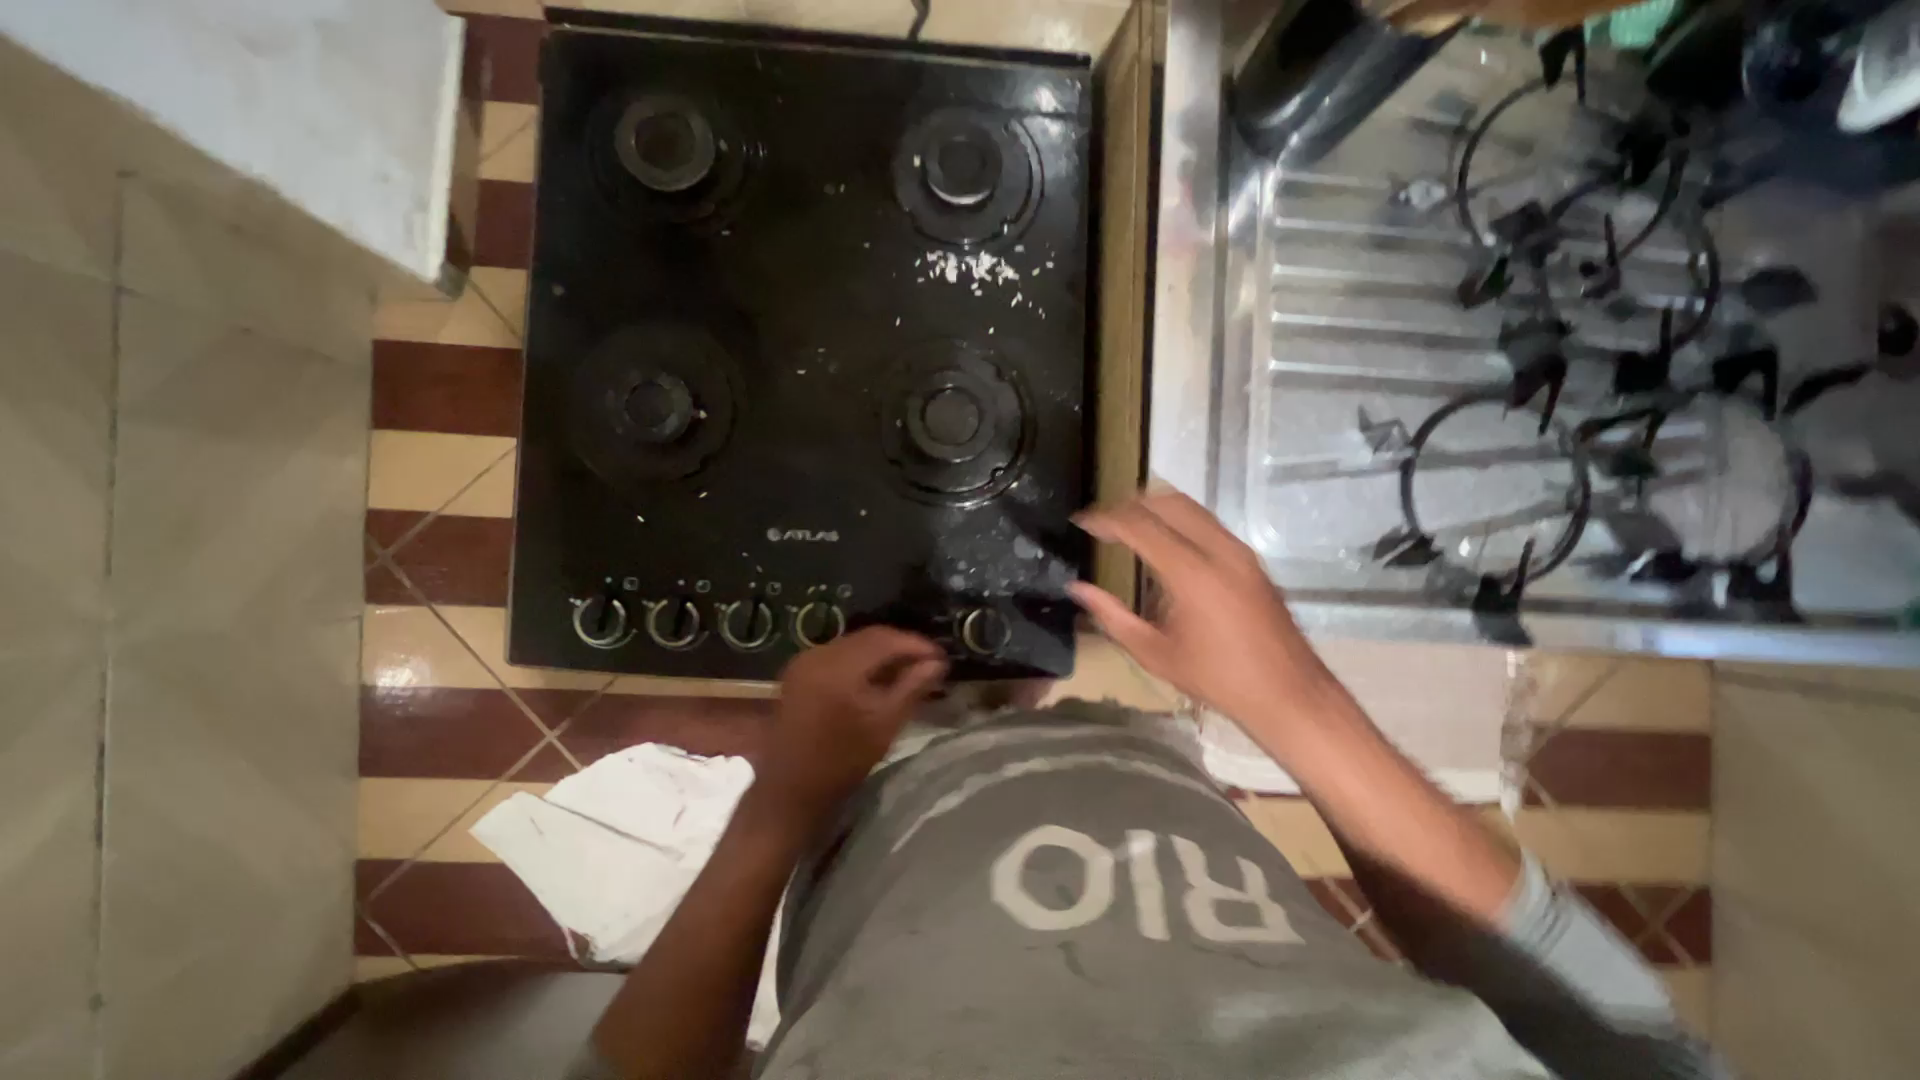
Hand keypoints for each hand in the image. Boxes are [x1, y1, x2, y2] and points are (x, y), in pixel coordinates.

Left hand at [757, 627, 947, 812]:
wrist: (791, 789)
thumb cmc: (842, 761)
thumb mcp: (886, 724)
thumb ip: (913, 687)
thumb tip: (938, 662)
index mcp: (839, 666)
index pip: (885, 639)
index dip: (917, 644)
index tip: (942, 657)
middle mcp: (818, 654)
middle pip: (868, 637)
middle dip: (900, 647)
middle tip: (929, 663)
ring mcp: (804, 661)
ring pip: (853, 644)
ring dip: (881, 653)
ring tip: (908, 670)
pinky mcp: (798, 672)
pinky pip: (838, 655)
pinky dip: (861, 661)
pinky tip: (878, 678)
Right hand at [1070, 493, 1336, 740]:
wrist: (1287, 692)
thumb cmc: (1216, 679)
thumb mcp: (1155, 654)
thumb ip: (1112, 616)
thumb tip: (1078, 589)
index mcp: (1191, 573)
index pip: (1139, 525)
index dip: (1105, 519)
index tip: (1081, 523)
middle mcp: (1219, 550)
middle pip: (1166, 502)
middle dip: (1129, 505)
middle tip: (1102, 522)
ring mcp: (1240, 551)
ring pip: (1191, 507)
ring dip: (1155, 509)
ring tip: (1127, 527)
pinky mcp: (1251, 559)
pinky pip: (1208, 523)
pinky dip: (1179, 521)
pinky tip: (1164, 546)